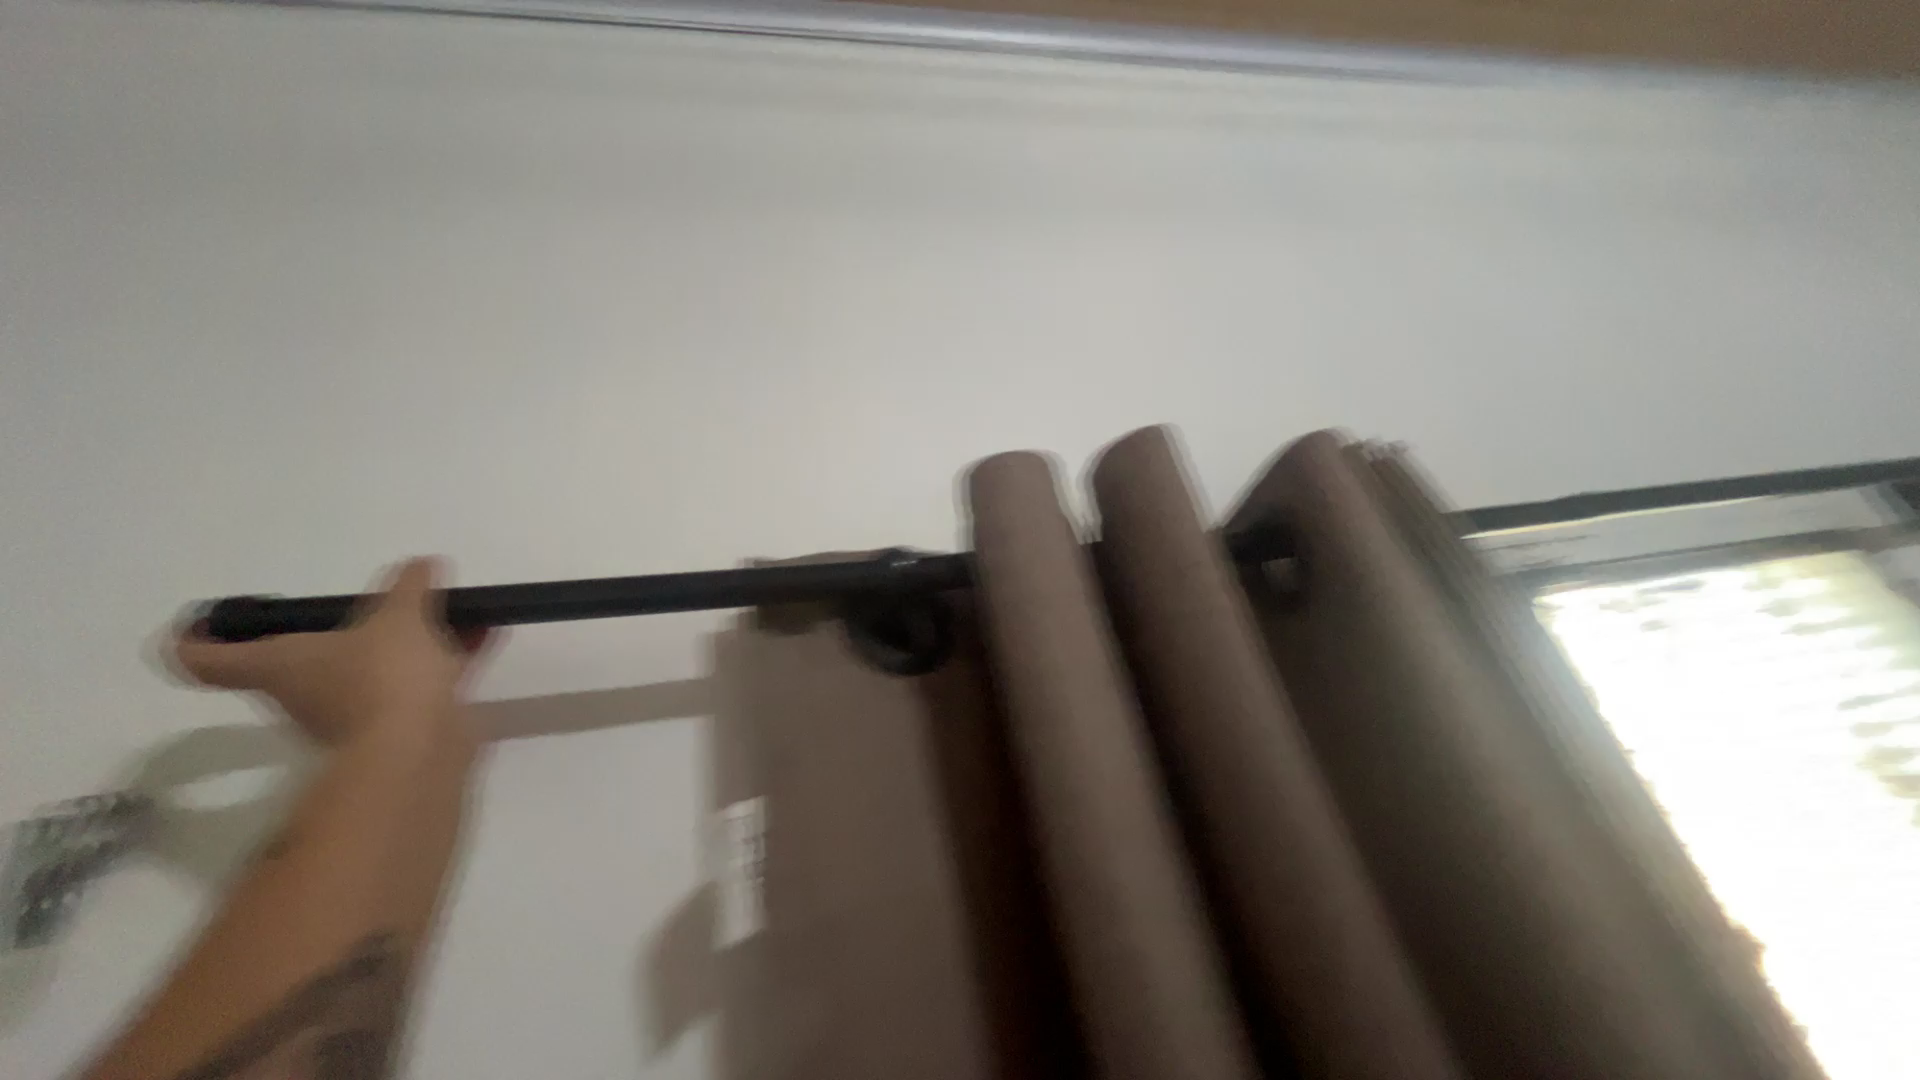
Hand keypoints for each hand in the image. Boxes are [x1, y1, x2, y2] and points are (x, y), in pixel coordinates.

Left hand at [172, 558, 494, 747]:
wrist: (420, 751)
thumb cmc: (385, 678)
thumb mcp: (399, 616)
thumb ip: (408, 586)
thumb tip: (420, 565)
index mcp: (278, 664)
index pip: (201, 657)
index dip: (199, 633)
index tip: (217, 615)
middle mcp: (304, 691)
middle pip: (304, 657)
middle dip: (342, 629)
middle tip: (376, 603)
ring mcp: (352, 711)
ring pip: (372, 665)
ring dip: (406, 640)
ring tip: (449, 610)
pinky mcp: (399, 724)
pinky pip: (417, 679)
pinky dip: (445, 657)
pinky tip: (483, 633)